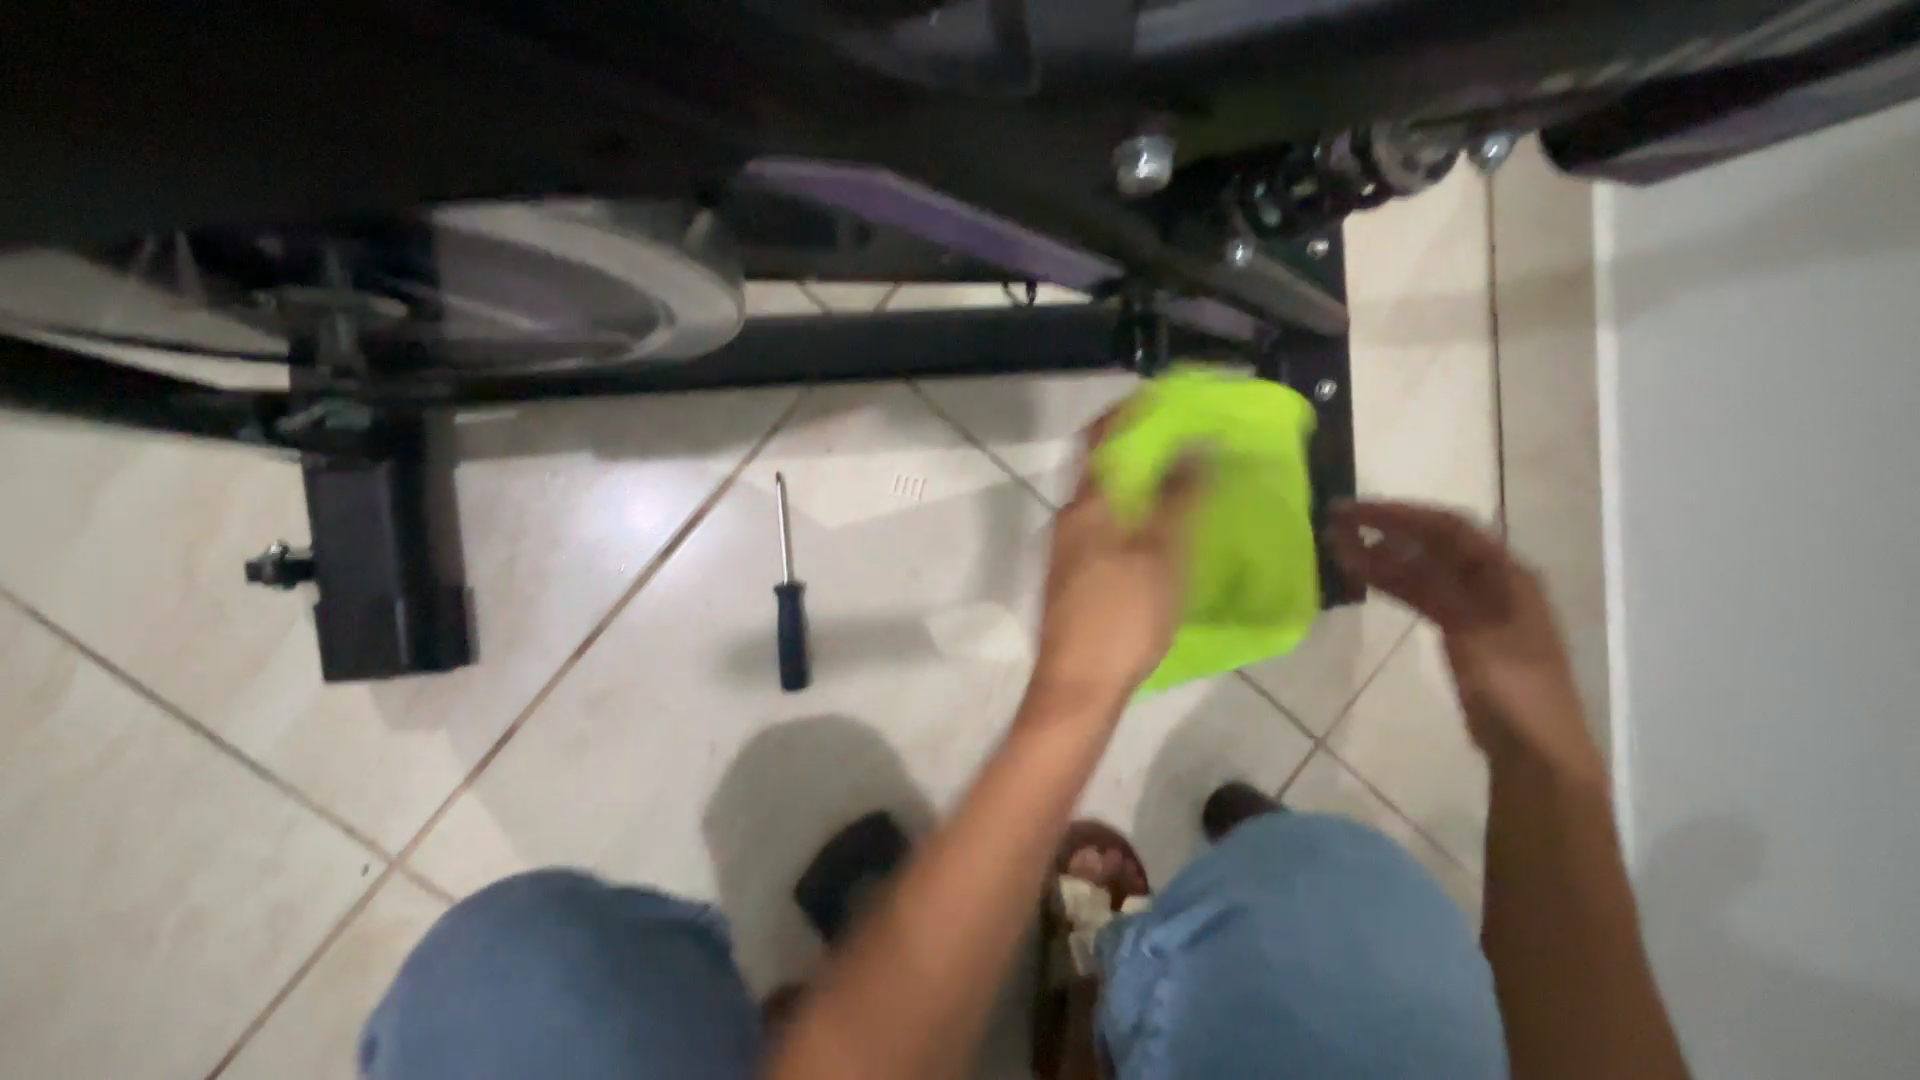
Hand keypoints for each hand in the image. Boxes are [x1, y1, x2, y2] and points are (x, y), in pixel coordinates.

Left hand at [1030, 412, 1206, 709]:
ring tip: (1186, 487)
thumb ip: (1180, 497)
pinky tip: (1164, 537)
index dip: (1133, 411)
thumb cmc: (1123, 616)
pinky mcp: (1074, 578)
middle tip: (1190, 444)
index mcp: (1088, 504)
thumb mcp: (1163, 554)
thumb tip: (1196, 444)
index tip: (1170, 398)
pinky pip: (1106, 530)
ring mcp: (1068, 550)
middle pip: (1105, 468)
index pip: (1103, 436)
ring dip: (1141, 487)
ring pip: (1107, 502)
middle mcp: (1070, 519)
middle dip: (1144, 450)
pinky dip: (1134, 519)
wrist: (1078, 684)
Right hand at [1326, 500, 1601, 776]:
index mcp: (1508, 574)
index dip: (1398, 514)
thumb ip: (1431, 586)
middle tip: (1337, 523)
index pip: (1447, 527)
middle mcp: (1494, 581)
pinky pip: (1423, 595)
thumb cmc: (1513, 689)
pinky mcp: (1463, 630)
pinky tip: (1365, 579)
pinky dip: (1394, 584)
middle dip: (1386, 529)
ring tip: (1339, 548)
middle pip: (1434, 543)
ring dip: (1384, 556)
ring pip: (1424, 569)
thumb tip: (1386, 545)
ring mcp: (1478, 606)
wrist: (1536, 750)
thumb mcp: (1473, 633)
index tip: (1352, 511)